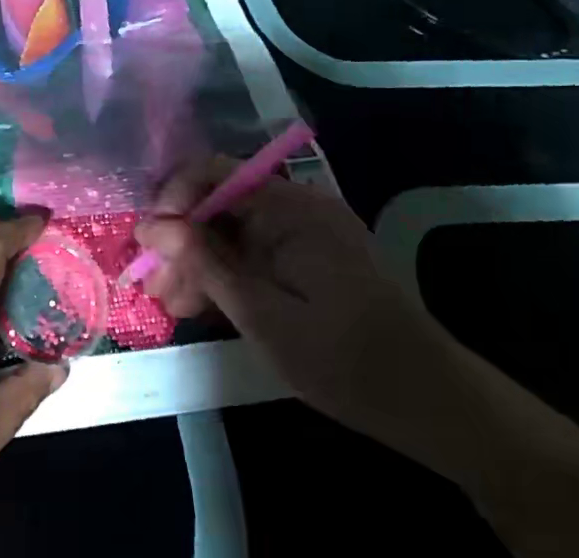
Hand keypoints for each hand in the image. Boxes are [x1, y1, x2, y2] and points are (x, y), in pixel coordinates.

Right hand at [133, 164, 578, 557]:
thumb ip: (205, 262)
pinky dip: (223, 275)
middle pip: (217, 205)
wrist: (432, 405)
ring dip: (195, 262)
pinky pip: (250, 253)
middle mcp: (294, 210)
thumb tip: (151, 224)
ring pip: (229, 233)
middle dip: (178, 240)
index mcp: (291, 209)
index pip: (215, 173)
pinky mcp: (303, 259)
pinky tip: (195, 304)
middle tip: (148, 281)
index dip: (173, 197)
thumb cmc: (345, 359)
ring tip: (165, 301)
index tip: (147, 238)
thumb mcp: (262, 314)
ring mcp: (300, 235)